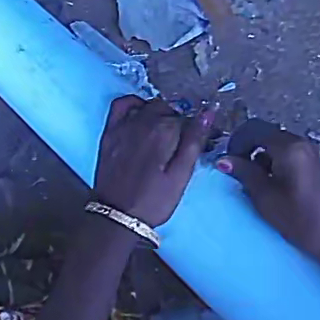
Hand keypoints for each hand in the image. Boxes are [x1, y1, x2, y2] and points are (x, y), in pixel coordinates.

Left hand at [92, 97, 216, 227]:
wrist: (118, 216)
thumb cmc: (154, 200)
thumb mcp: (181, 174)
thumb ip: (195, 140)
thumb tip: (208, 112)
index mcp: (164, 131)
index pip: (187, 117)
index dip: (196, 127)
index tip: (199, 140)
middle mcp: (143, 122)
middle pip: (168, 109)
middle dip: (179, 120)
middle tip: (182, 141)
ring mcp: (124, 125)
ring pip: (148, 105)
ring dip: (160, 112)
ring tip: (165, 132)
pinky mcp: (110, 132)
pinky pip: (122, 105)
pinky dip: (134, 104)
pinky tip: (142, 115)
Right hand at [218, 130, 319, 262]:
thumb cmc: (298, 219)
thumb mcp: (265, 197)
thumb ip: (244, 173)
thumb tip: (223, 160)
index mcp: (289, 147)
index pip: (254, 129)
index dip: (236, 142)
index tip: (227, 163)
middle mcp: (300, 142)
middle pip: (265, 133)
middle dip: (246, 149)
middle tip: (236, 172)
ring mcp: (308, 152)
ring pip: (274, 144)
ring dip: (259, 156)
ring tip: (252, 182)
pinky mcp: (311, 163)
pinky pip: (285, 153)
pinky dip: (272, 162)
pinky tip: (269, 184)